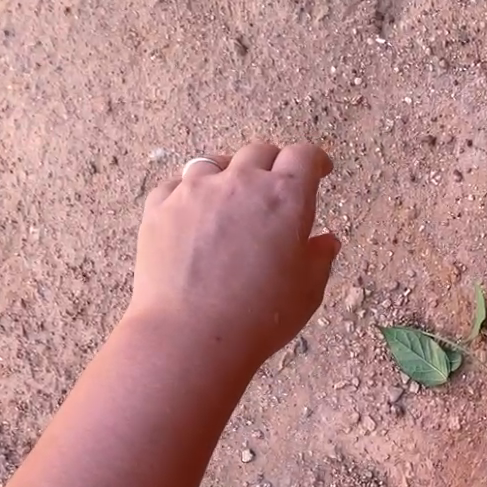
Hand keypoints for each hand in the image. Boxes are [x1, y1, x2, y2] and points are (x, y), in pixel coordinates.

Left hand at [127, 141, 340, 370]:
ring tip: (235, 200)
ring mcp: (194, 190)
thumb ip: (319, 258)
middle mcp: (241, 182)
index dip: (316, 160)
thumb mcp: (308, 290)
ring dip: (231, 175)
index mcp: (286, 199)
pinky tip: (199, 218)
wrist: (192, 334)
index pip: (305, 157)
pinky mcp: (160, 207)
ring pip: (216, 163)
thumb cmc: (262, 314)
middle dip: (276, 164)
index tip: (322, 169)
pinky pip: (179, 186)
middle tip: (281, 187)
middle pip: (260, 152)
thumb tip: (326, 241)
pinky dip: (194, 194)